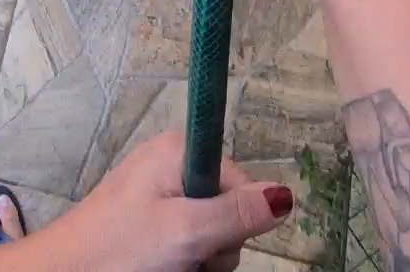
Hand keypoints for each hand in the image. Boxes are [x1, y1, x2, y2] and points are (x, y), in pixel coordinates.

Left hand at [41, 131, 293, 271]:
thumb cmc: (122, 248)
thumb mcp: (186, 232)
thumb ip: (238, 214)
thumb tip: (287, 194)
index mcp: (180, 149)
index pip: (242, 183)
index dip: (237, 220)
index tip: (209, 238)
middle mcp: (172, 163)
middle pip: (227, 211)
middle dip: (214, 247)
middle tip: (183, 259)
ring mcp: (159, 193)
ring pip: (209, 233)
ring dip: (199, 261)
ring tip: (167, 267)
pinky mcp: (150, 220)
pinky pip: (187, 241)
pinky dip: (183, 262)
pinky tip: (164, 269)